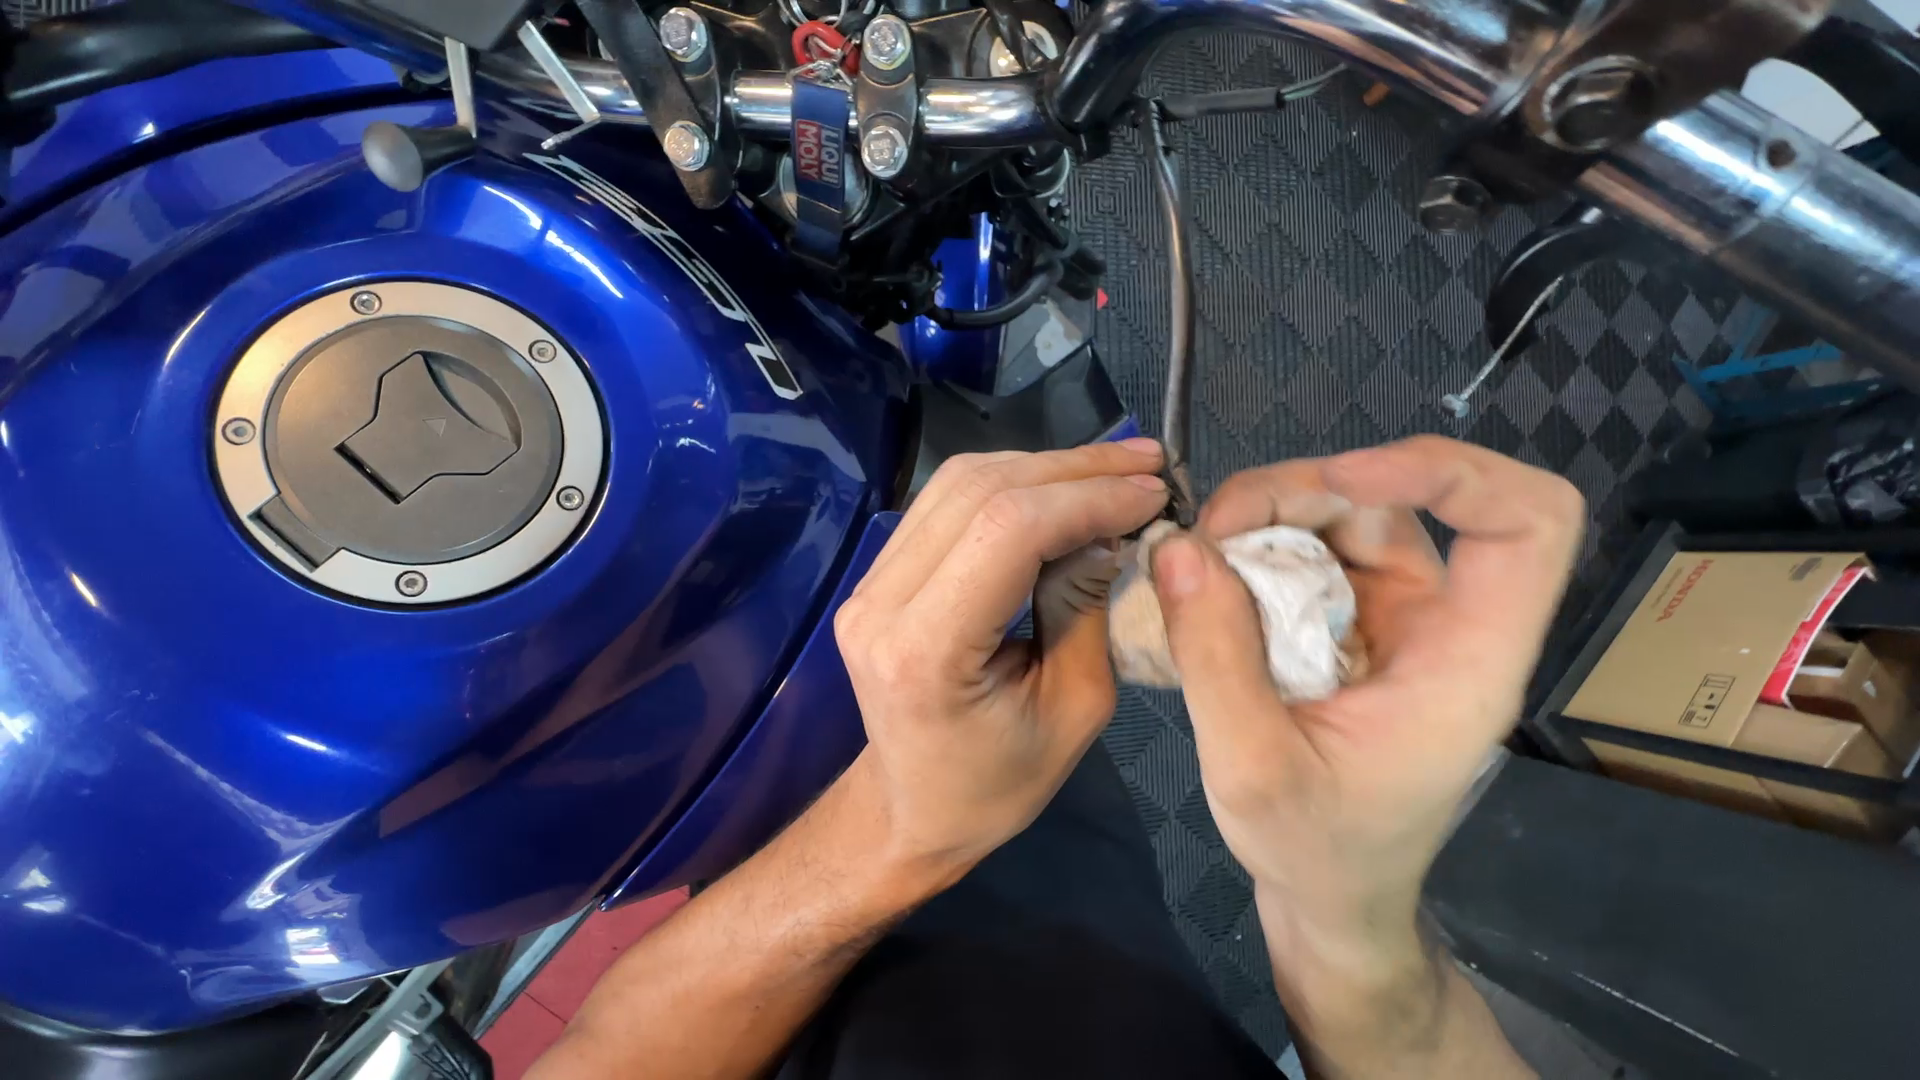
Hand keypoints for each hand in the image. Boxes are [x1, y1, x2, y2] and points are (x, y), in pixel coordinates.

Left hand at [834, 439, 1169, 880]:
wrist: (913, 806)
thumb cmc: (998, 783)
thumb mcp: (1074, 709)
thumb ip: (1087, 608)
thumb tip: (1112, 527)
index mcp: (925, 652)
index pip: (1007, 531)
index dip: (1087, 498)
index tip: (1155, 493)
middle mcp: (880, 603)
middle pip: (980, 491)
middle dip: (1074, 469)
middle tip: (1147, 464)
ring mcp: (868, 583)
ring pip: (959, 482)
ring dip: (1044, 465)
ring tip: (1114, 467)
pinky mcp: (876, 574)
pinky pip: (946, 502)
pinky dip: (1012, 483)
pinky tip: (1061, 486)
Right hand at [1151, 437, 1582, 986]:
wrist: (1326, 895)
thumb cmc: (1316, 851)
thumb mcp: (1252, 768)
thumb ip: (1215, 658)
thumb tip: (1178, 549)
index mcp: (1466, 660)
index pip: (1527, 523)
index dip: (1448, 473)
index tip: (1339, 480)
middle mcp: (1439, 621)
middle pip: (1395, 503)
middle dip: (1297, 494)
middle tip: (1207, 534)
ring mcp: (1390, 618)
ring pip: (1342, 517)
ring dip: (1265, 516)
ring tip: (1194, 555)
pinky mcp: (1344, 622)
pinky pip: (1305, 552)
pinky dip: (1252, 547)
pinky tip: (1204, 578)